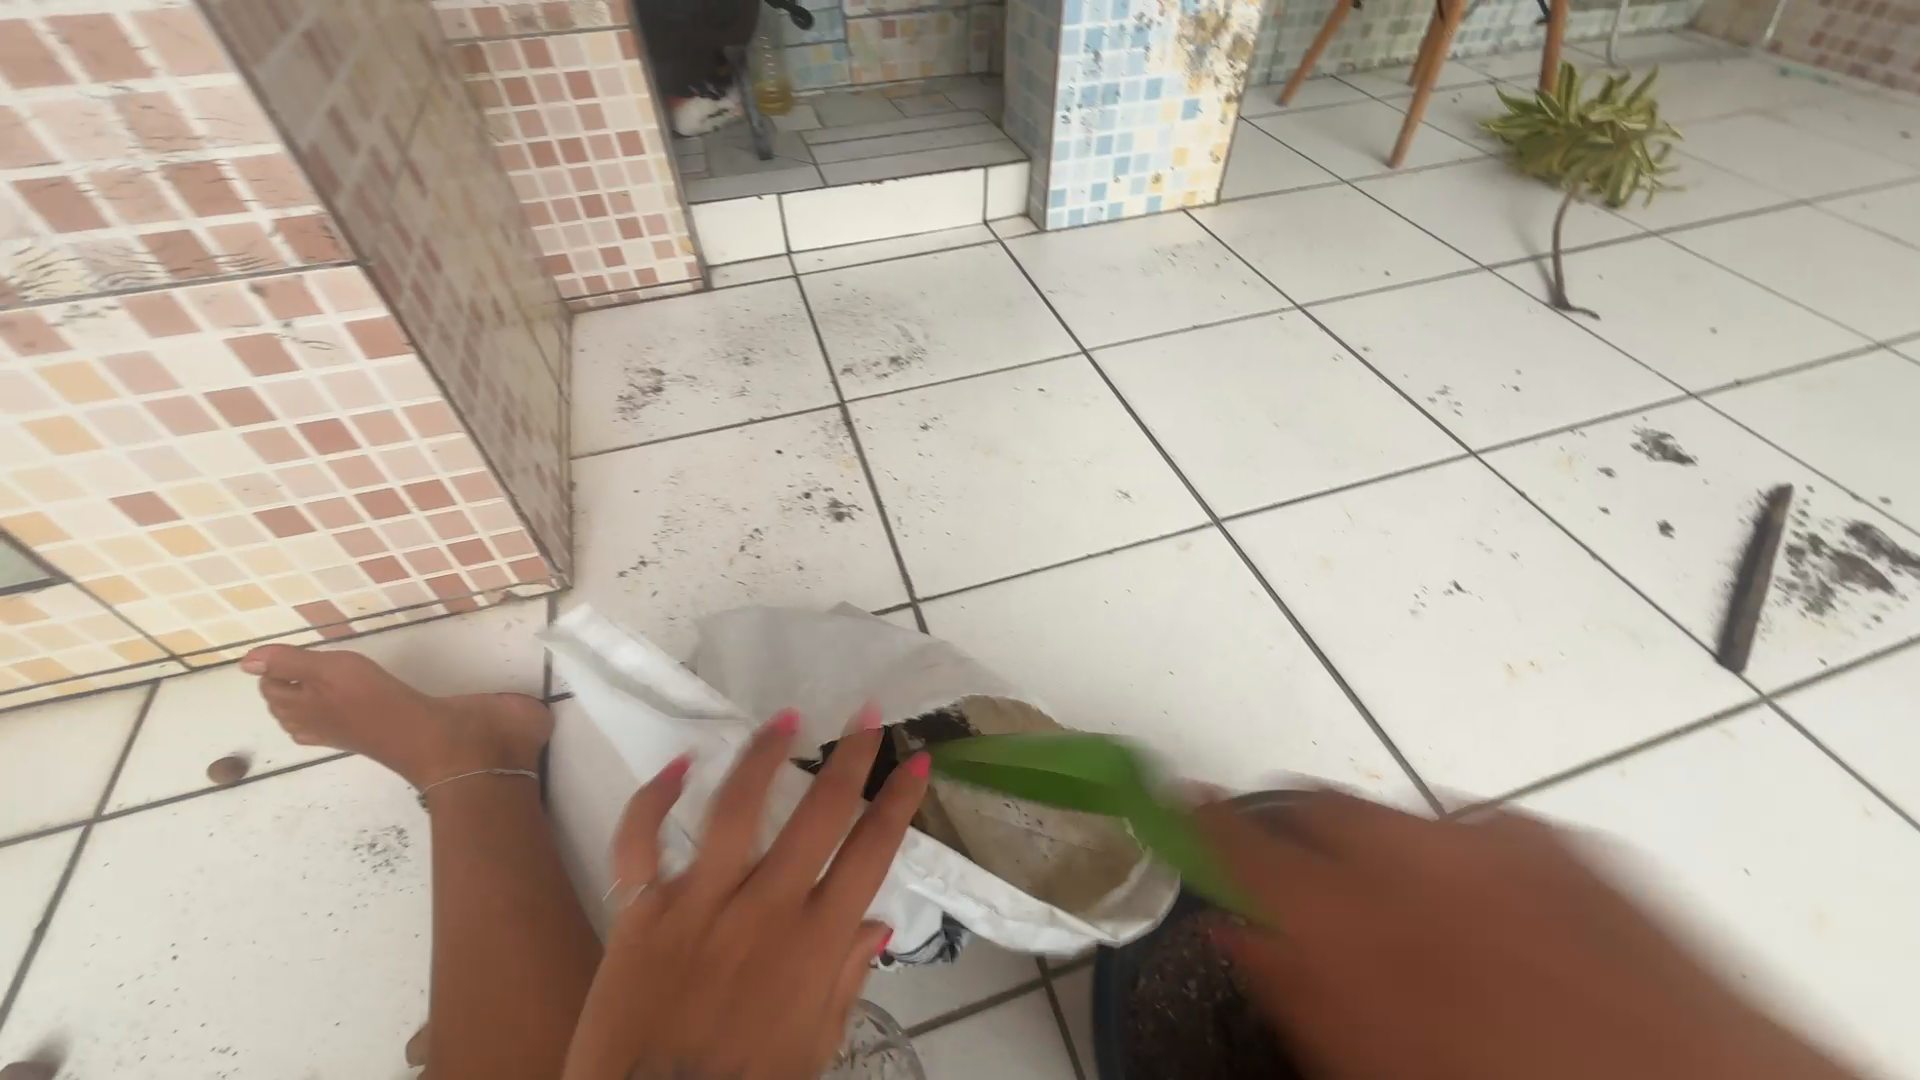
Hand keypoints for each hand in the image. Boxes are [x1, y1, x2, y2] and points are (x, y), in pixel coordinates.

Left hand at [562, 706, 928, 1079]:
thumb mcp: (816, 1044)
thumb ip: (847, 977)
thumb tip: (876, 922)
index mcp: (814, 943)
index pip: (872, 853)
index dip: (900, 802)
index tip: (917, 760)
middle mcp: (764, 908)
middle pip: (819, 813)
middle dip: (850, 757)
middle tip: (865, 713)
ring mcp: (699, 903)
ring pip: (735, 807)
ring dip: (764, 755)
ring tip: (786, 717)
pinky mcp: (642, 910)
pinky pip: (641, 841)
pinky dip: (654, 798)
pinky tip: (679, 762)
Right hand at [1201, 790, 1858, 1079]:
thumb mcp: (1360, 1056)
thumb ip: (1288, 979)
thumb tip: (1240, 926)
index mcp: (1347, 920)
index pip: (1236, 838)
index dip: (1194, 813)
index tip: (1171, 800)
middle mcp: (1408, 856)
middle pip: (1313, 805)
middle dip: (1292, 829)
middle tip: (1297, 875)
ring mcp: (1489, 839)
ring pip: (1393, 816)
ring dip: (1381, 851)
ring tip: (1419, 921)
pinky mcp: (1560, 841)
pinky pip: (1475, 832)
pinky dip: (1460, 861)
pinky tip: (1496, 925)